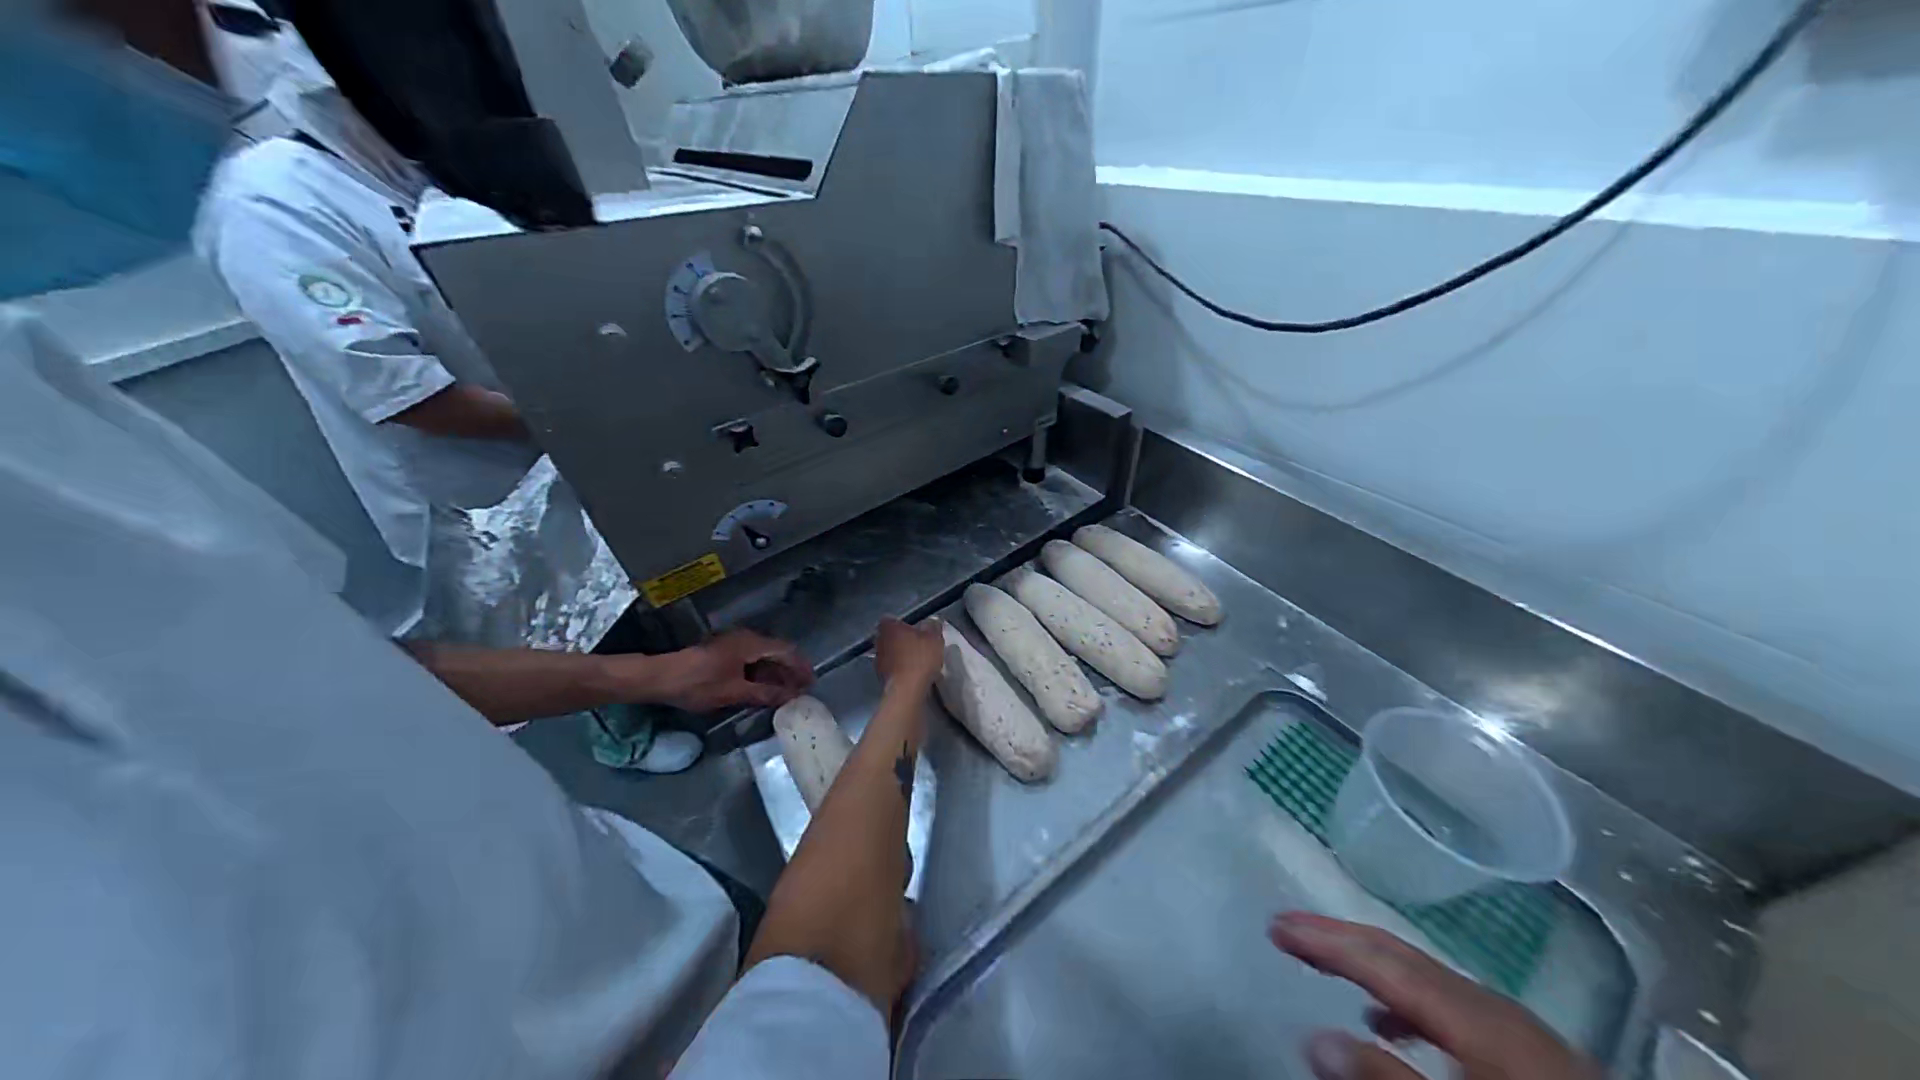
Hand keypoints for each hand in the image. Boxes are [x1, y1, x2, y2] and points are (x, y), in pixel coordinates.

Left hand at [650, 630, 812, 711]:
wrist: (661, 678)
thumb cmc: (699, 683)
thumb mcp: (734, 692)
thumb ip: (765, 694)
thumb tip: (791, 697)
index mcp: (751, 643)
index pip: (786, 651)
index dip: (801, 667)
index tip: (811, 683)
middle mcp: (745, 639)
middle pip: (776, 652)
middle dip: (790, 671)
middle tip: (801, 691)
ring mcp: (733, 645)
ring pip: (763, 657)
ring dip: (776, 674)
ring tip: (785, 694)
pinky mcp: (723, 654)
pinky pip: (751, 661)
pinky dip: (761, 674)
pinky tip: (763, 690)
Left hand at [875, 616, 943, 690]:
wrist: (907, 691)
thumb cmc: (920, 658)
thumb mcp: (934, 638)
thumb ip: (932, 627)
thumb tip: (931, 622)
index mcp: (888, 627)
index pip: (890, 619)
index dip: (902, 624)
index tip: (915, 629)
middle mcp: (879, 641)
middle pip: (890, 637)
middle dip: (902, 640)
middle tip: (918, 645)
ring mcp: (878, 660)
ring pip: (890, 653)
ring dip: (901, 656)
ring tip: (918, 662)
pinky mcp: (881, 678)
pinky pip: (893, 669)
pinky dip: (901, 670)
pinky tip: (914, 675)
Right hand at [1269, 913, 1599, 1079]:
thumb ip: (1386, 1077)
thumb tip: (1313, 1037)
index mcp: (1474, 1014)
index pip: (1382, 960)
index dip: (1324, 940)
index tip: (1274, 923)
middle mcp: (1489, 1004)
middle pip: (1400, 955)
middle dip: (1338, 937)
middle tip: (1284, 925)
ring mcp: (1511, 1025)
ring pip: (1422, 974)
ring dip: (1366, 963)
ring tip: (1322, 962)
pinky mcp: (1525, 1050)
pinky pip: (1446, 1003)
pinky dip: (1403, 999)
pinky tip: (1385, 1021)